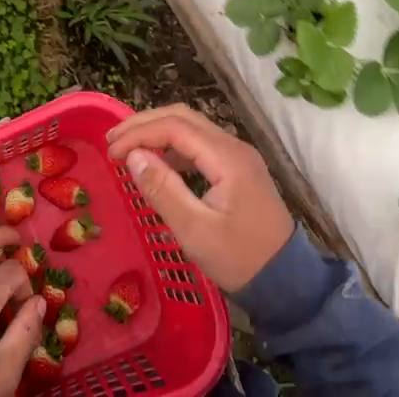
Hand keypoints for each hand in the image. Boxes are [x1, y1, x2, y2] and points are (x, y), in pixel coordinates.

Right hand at [106, 103, 292, 292]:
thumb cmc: (240, 259)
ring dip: (157, 132)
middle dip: (144, 124)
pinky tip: (157, 163)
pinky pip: (199, 144)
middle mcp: (234, 146)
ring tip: (128, 149)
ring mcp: (238, 155)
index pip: (174, 127)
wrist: (287, 283)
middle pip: (182, 117)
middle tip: (112, 140)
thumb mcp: (195, 231)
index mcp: (227, 158)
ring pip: (190, 127)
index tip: (111, 152)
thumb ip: (163, 190)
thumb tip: (133, 156)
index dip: (139, 134)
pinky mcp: (237, 168)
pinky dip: (172, 146)